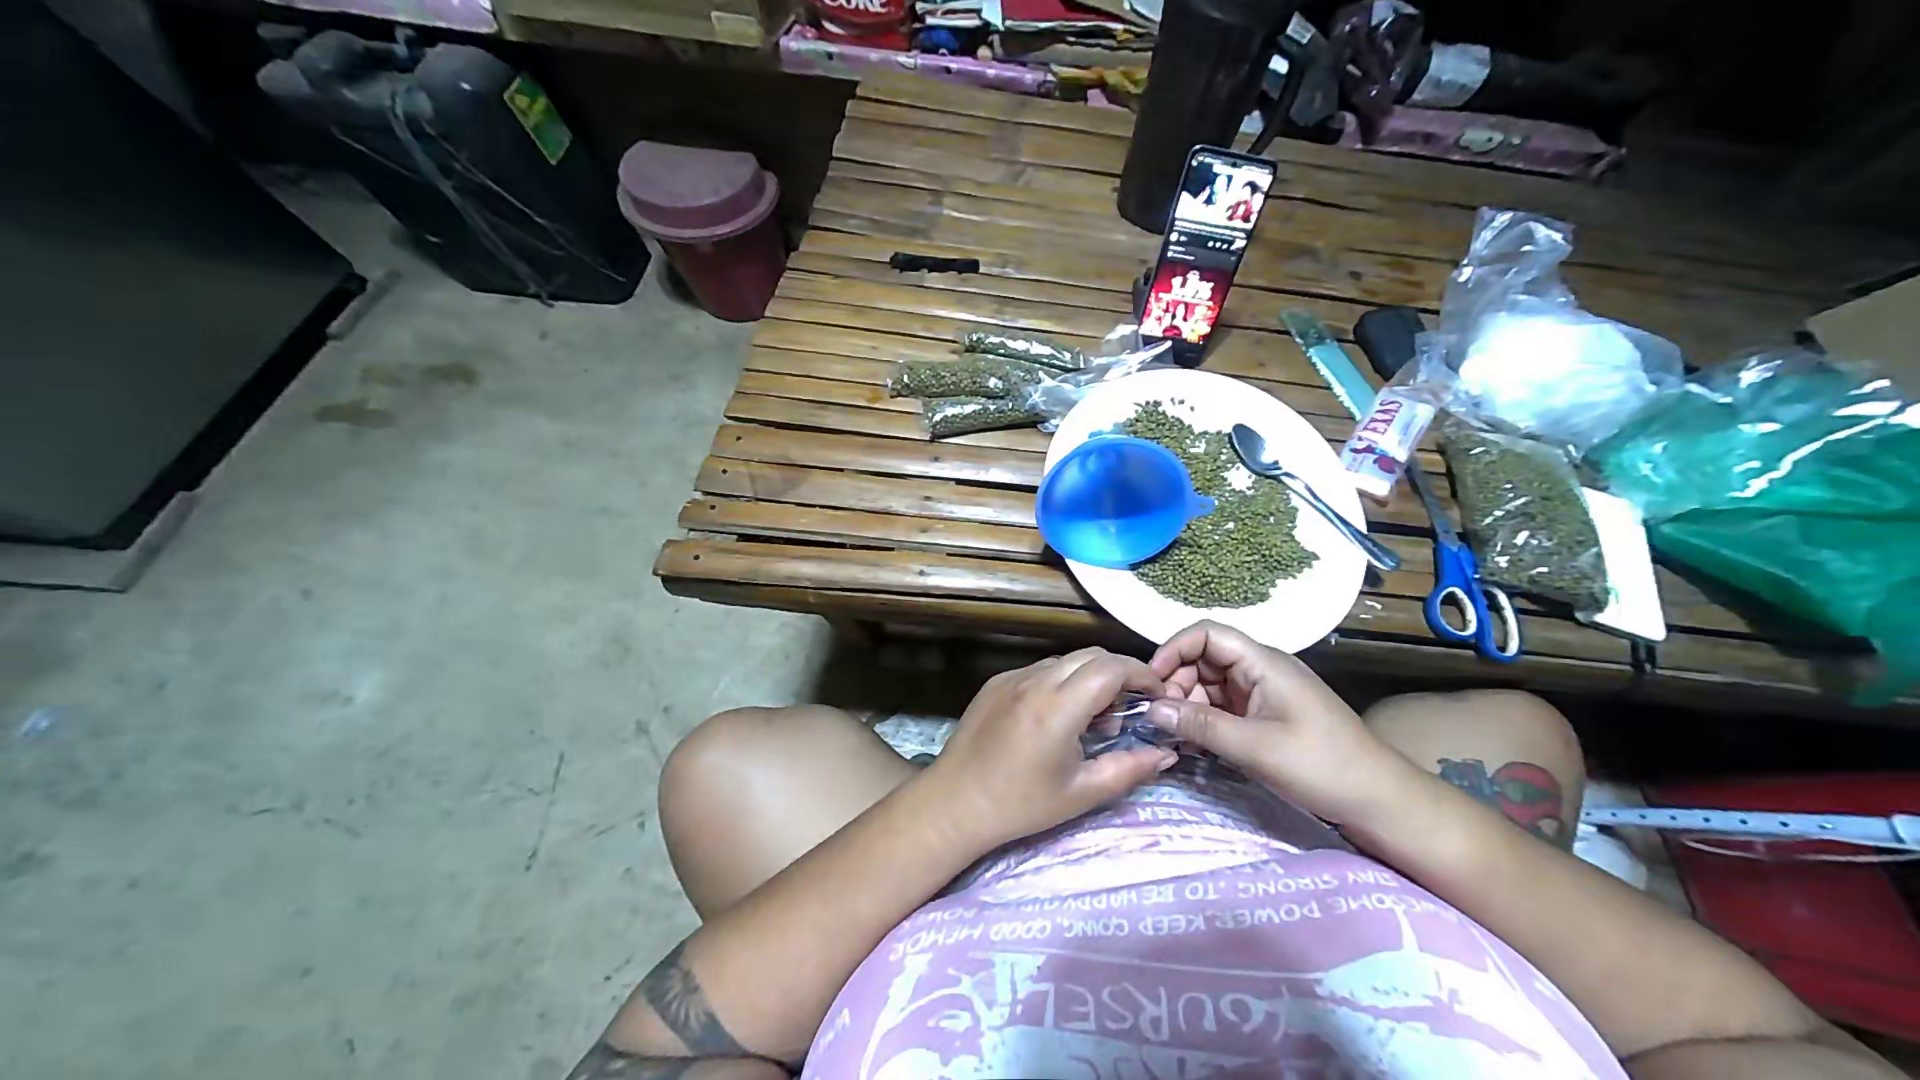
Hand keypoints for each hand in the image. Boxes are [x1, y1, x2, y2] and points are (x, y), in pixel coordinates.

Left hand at [922, 647, 1178, 849]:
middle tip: (1128, 709)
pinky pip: (1040, 669)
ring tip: (1093, 717)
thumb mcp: (1082, 793)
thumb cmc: (1021, 805)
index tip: (1156, 696)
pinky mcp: (995, 681)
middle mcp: (1035, 681)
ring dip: (1089, 676)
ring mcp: (1012, 677)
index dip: (1141, 675)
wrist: (954, 802)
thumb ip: (1129, 769)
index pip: (1112, 667)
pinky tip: (1058, 715)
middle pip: (1091, 655)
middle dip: (1119, 673)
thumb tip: (1165, 752)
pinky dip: (1061, 681)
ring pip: (1065, 660)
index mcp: (1058, 706)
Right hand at [1146, 621, 1417, 825]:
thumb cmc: (1322, 765)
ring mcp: (1261, 694)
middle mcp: (1259, 670)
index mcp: (1263, 663)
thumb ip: (1200, 725)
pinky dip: (1201, 722)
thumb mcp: (1255, 747)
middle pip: (1202, 660)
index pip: (1206, 634)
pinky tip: (1188, 745)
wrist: (1379, 800)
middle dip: (1175, 684)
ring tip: (1171, 737)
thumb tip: (1151, 709)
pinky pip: (1220, 709)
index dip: (1174, 650)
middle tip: (1161, 720)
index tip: (1152, 683)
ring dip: (1186, 706)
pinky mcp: (1262, 717)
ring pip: (1207, 686)